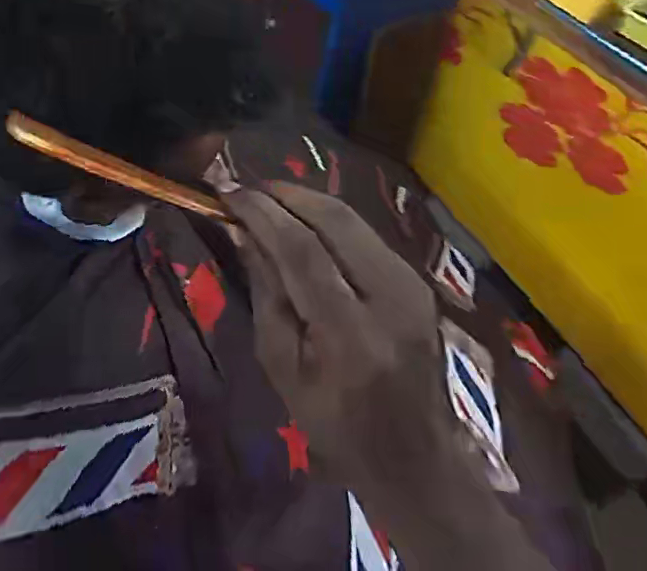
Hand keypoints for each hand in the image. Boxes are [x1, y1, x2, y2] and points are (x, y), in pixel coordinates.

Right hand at [221, 183, 451, 491]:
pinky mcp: (418, 281)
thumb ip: (265, 291)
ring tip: (267, 198)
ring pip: (352, 218)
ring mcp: (412, 286)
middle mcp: (390, 298)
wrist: (415, 459)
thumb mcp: (280, 365)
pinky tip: (301, 219)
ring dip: (305, 201)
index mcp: (351, 333)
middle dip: (284, 194)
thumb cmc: (333, 422)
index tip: (227, 191)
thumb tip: (245, 231)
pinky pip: (365, 233)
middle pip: (334, 219)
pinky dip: (328, 218)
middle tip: (246, 187)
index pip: (301, 249)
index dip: (261, 213)